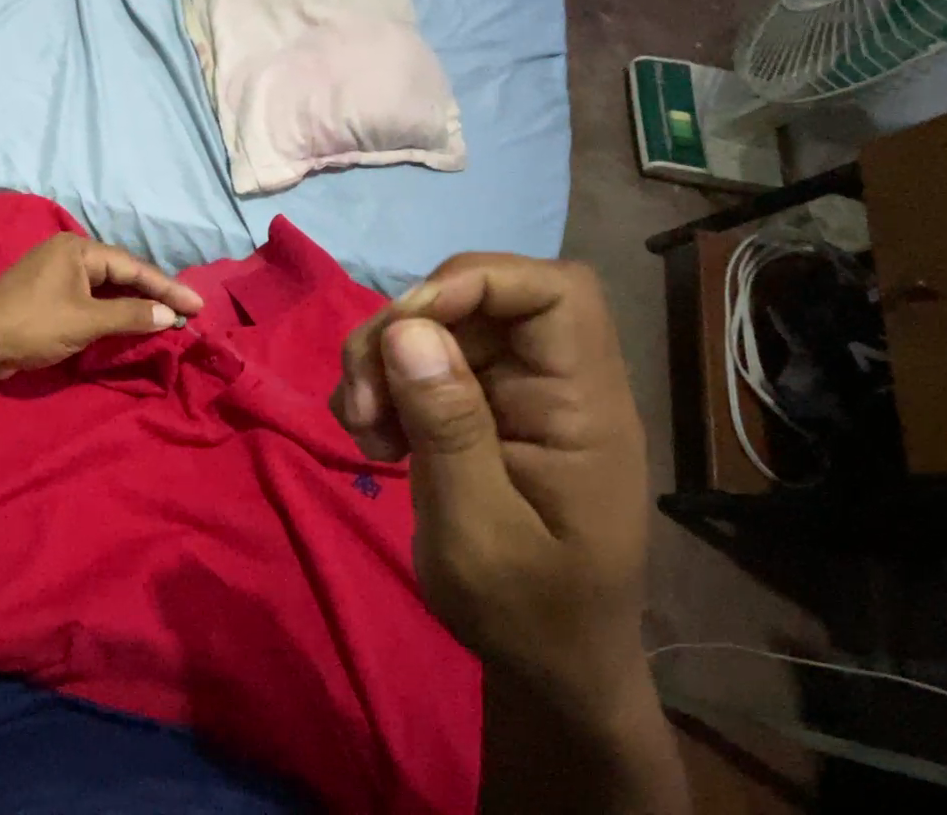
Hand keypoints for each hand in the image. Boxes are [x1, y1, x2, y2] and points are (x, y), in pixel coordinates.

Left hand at [0, 233, 204, 380]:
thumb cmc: (31, 325)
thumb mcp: (85, 321)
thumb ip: (129, 315)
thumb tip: (168, 315)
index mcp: (77, 249)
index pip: (133, 266)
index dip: (168, 287)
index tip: (197, 306)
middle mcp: (67, 254)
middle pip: (121, 272)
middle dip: (153, 294)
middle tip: (186, 313)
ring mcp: (54, 274)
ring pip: (105, 286)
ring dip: (133, 303)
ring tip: (165, 318)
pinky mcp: (45, 295)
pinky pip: (89, 298)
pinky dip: (110, 310)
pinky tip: (128, 322)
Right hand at [331, 254, 649, 709]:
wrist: (544, 664)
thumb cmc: (526, 611)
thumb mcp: (476, 529)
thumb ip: (448, 426)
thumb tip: (409, 329)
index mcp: (583, 406)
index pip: (553, 291)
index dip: (475, 282)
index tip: (403, 330)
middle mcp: (550, 386)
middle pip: (474, 303)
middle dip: (400, 335)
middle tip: (363, 404)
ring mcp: (510, 397)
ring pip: (433, 331)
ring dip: (379, 365)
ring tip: (363, 430)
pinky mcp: (474, 413)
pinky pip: (417, 367)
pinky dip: (379, 389)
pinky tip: (372, 439)